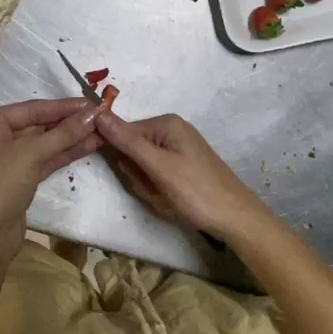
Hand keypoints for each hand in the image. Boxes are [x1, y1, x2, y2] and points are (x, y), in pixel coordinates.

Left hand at [0, 98, 102, 254]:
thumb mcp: (29, 155)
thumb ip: (62, 133)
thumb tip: (93, 113)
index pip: (31, 109)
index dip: (62, 106)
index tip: (92, 102)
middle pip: (38, 125)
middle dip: (69, 122)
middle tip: (101, 116)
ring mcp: (9, 161)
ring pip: (45, 144)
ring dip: (71, 138)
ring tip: (102, 130)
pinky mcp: (21, 180)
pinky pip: (46, 160)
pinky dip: (65, 153)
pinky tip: (89, 146)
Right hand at [95, 112, 275, 238]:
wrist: (236, 218)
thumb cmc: (197, 191)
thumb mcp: (158, 167)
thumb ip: (127, 142)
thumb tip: (96, 115)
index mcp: (165, 123)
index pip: (123, 134)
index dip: (124, 160)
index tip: (141, 179)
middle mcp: (171, 130)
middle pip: (133, 152)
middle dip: (140, 177)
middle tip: (158, 191)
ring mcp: (178, 149)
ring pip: (144, 168)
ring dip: (150, 188)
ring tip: (169, 198)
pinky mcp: (183, 166)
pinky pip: (158, 176)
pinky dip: (161, 192)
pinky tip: (175, 201)